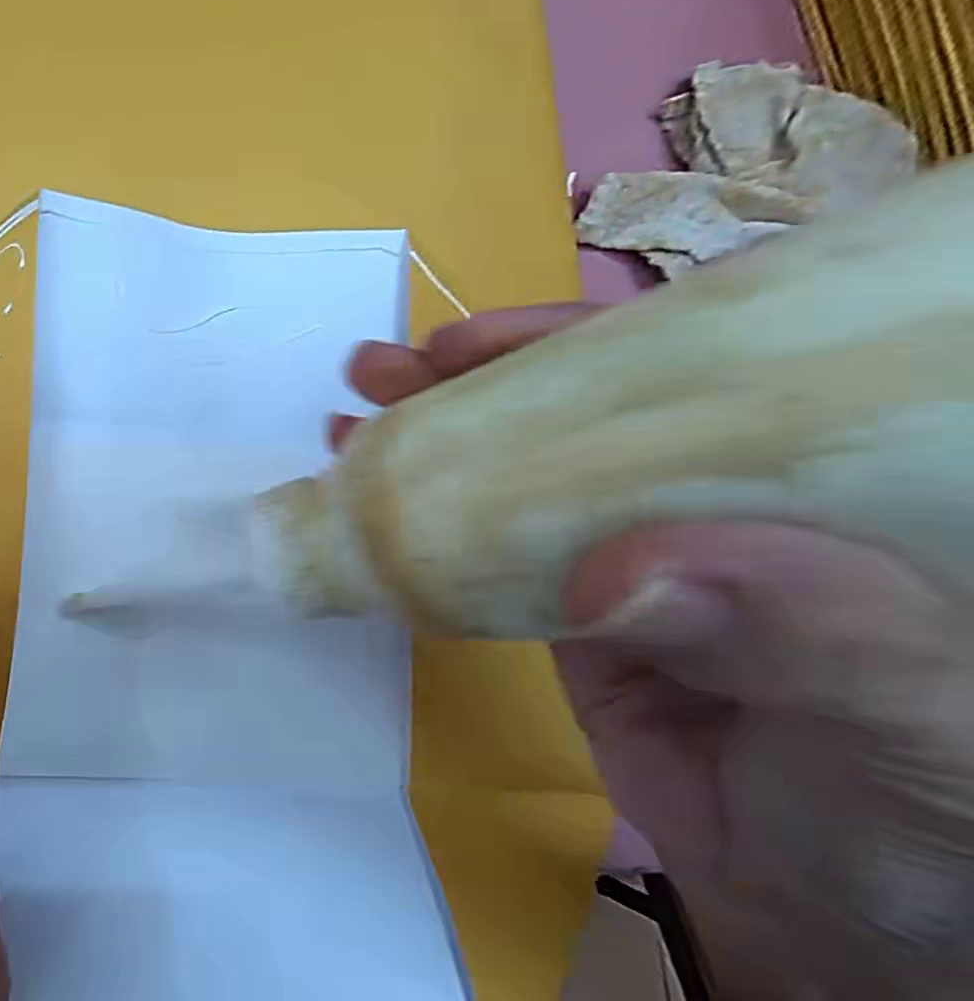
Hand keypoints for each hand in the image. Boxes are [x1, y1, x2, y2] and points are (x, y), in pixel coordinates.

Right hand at [344, 306, 973, 998]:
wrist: (832, 923)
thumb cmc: (911, 824)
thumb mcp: (906, 726)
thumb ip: (805, 637)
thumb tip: (625, 568)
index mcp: (814, 481)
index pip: (694, 366)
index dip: (576, 337)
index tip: (470, 343)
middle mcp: (714, 496)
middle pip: (578, 404)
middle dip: (471, 377)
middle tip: (381, 370)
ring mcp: (630, 550)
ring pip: (517, 465)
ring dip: (427, 433)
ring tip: (350, 417)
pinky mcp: (568, 603)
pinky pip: (486, 544)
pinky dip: (421, 517)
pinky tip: (364, 502)